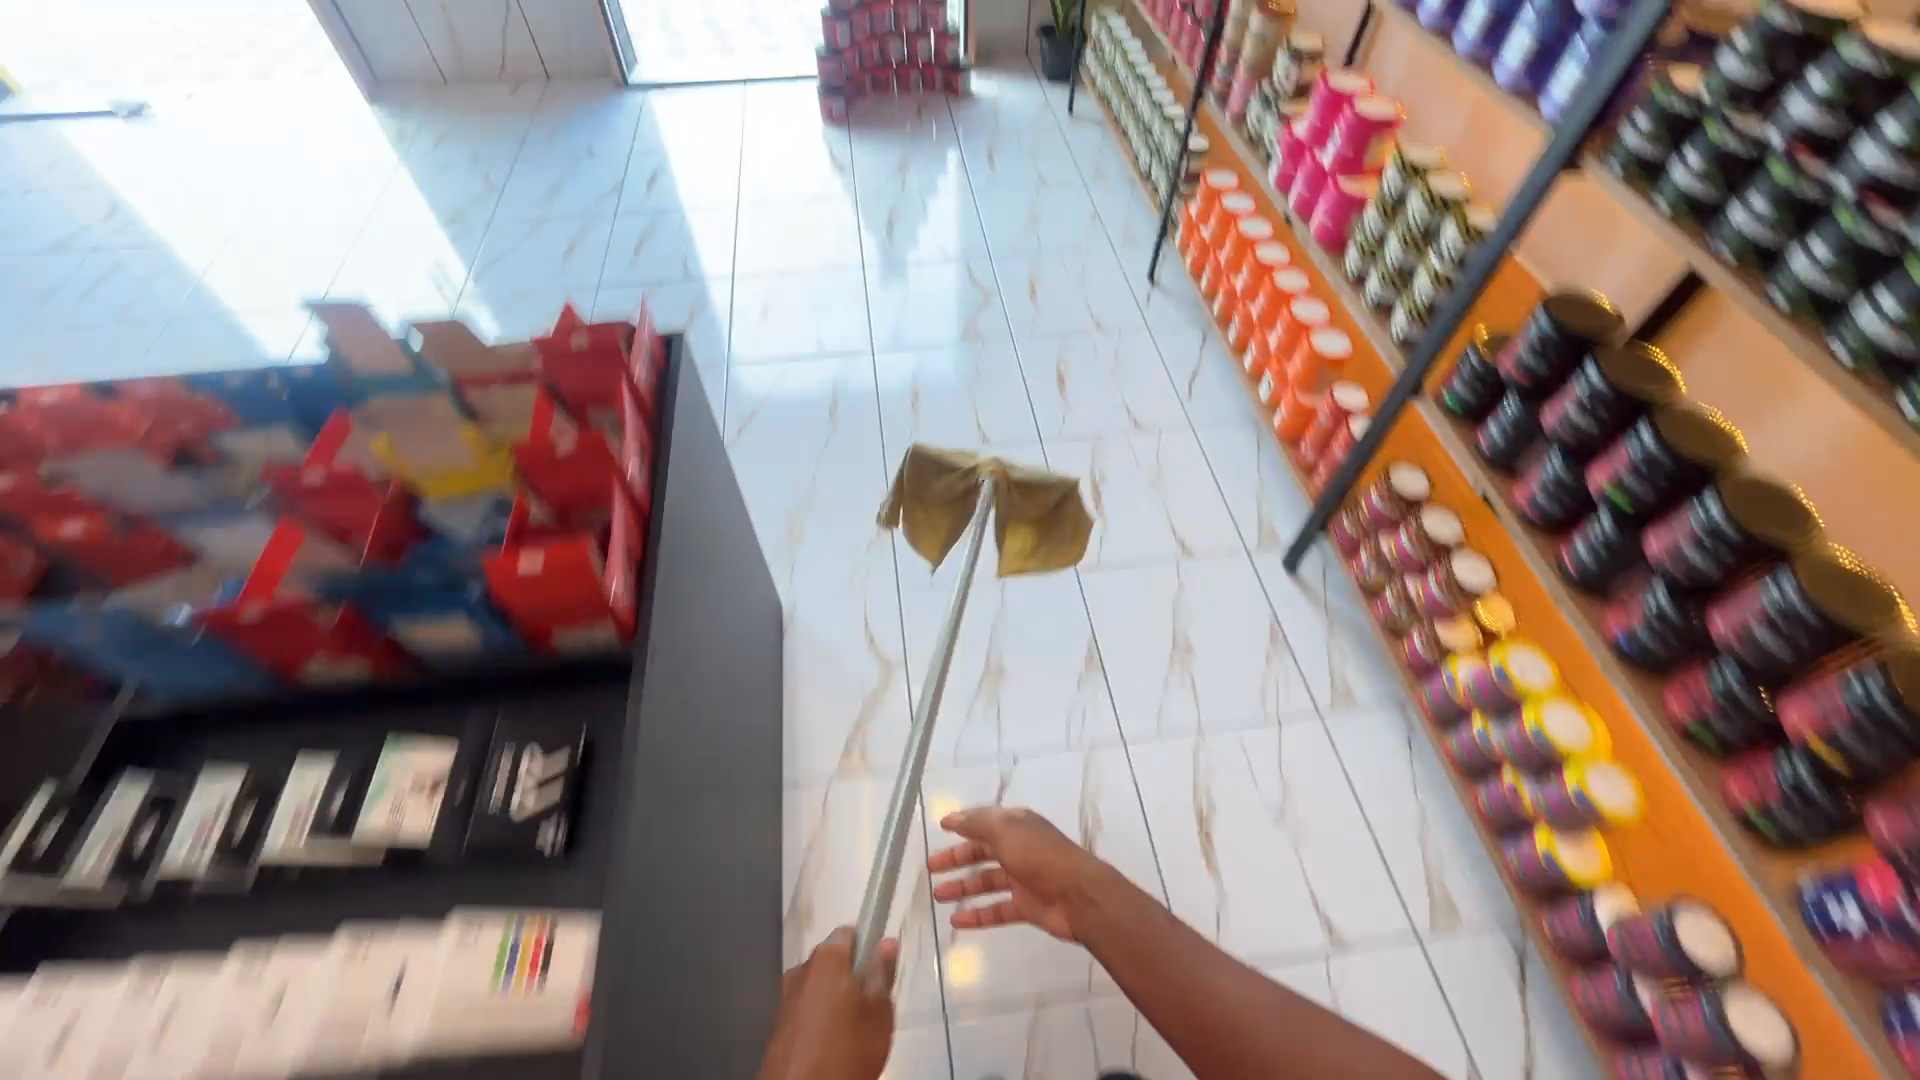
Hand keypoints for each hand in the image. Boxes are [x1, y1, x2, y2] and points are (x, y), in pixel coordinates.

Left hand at [757, 927, 898, 1079]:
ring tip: (853, 1030)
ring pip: (820, 986)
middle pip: (833, 960)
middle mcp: (801, 970)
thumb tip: (887, 941)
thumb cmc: (847, 1051)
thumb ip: (882, 973)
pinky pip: (806, 1009)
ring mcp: (786, 998)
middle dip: (853, 975)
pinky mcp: (778, 1025)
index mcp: (826, 958)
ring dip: (836, 999)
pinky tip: (832, 1044)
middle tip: (872, 1005)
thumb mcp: (879, 1013)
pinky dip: (819, 1019)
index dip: (868, 945)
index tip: (880, 970)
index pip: (850, 932)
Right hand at [927, 806, 1111, 942]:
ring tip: (938, 896)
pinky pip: (996, 910)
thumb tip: (951, 818)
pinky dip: (977, 916)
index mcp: (1016, 826)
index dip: (963, 825)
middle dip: (956, 859)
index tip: (941, 829)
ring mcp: (1022, 879)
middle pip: (982, 853)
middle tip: (931, 868)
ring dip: (962, 888)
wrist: (1079, 895)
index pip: (983, 823)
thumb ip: (977, 824)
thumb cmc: (1040, 855)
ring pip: (986, 882)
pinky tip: (957, 922)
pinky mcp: (1026, 906)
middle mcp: (1018, 849)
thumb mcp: (1006, 830)